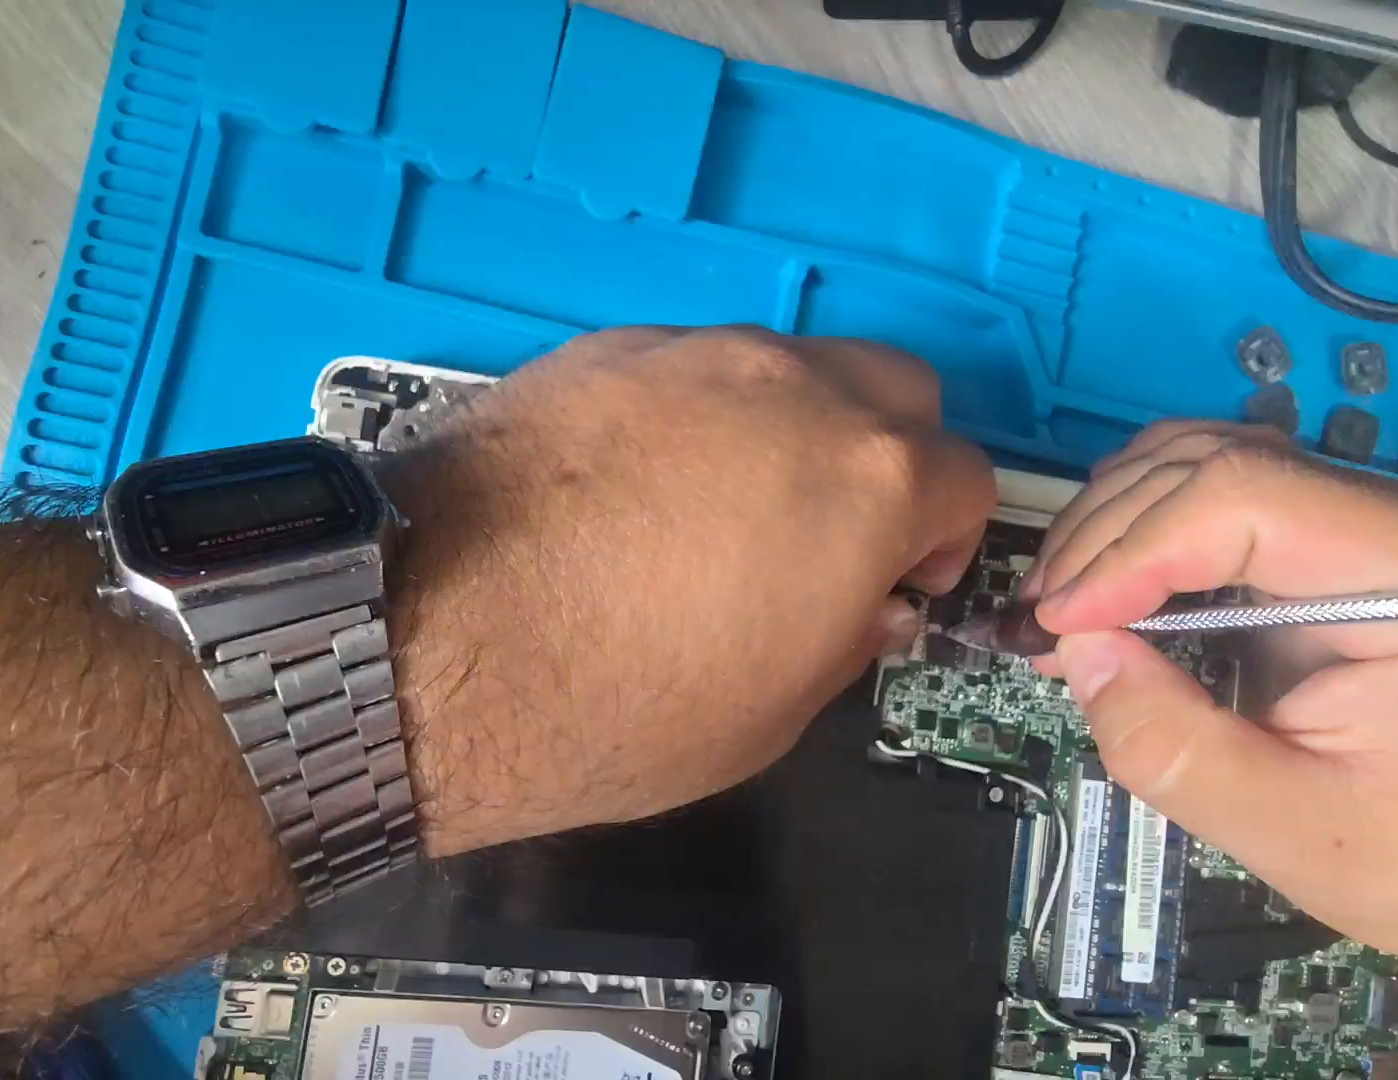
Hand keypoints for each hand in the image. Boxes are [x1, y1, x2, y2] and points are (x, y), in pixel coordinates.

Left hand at [380, 327, 995, 856]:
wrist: (431, 644)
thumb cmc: (620, 708)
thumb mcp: (774, 713)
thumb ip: (847, 636)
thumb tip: (873, 598)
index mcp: (868, 480)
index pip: (967, 478)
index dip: (942, 539)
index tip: (895, 582)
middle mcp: (795, 386)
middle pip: (899, 391)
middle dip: (889, 458)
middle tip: (827, 530)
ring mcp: (693, 352)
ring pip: (794, 366)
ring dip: (793, 428)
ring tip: (717, 503)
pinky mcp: (605, 346)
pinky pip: (693, 367)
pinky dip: (700, 411)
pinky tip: (633, 477)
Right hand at [1025, 421, 1397, 1010]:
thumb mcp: (1296, 836)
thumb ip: (1169, 747)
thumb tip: (1076, 649)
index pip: (1247, 497)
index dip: (1130, 548)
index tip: (1060, 622)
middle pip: (1210, 463)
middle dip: (1099, 537)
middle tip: (1041, 619)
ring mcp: (1373, 520)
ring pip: (1198, 460)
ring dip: (1107, 524)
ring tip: (1062, 601)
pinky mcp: (1334, 539)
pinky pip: (1210, 493)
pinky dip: (1134, 527)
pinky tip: (1104, 583)